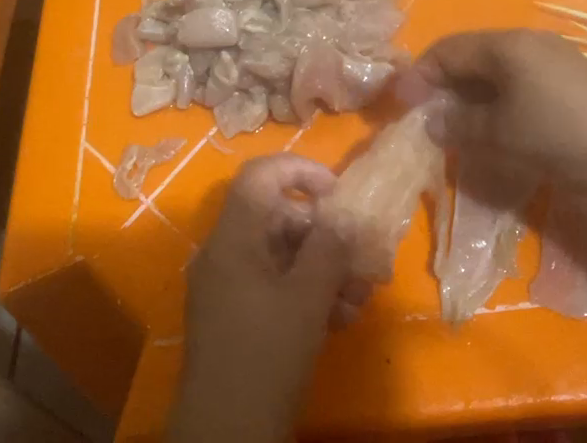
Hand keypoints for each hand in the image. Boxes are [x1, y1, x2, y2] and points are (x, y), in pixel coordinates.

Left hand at [167, 155, 366, 442]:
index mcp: (232, 238)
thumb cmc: (266, 356)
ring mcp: (225, 286)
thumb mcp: (307, 298)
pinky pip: (272, 286)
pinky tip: (339, 319)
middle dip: (324, 234)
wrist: (226, 433)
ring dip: (323, 268)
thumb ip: (329, 247)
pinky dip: (306, 293)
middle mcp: (223, 254)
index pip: (259, 176)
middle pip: (276, 218)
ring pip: (280, 256)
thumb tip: (345, 212)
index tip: (338, 191)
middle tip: (363, 258)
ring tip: (359, 297)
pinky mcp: (233, 317)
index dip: (300, 171)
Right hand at [397, 29, 586, 201]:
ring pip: (497, 70)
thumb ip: (458, 126)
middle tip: (428, 116)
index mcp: (506, 45)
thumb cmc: (563, 139)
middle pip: (471, 55)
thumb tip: (431, 122)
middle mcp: (528, 41)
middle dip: (444, 84)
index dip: (419, 76)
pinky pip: (521, 81)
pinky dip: (500, 100)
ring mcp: (556, 58)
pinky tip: (501, 127)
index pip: (447, 49)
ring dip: (472, 94)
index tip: (401, 105)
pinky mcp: (575, 79)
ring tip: (460, 126)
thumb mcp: (501, 136)